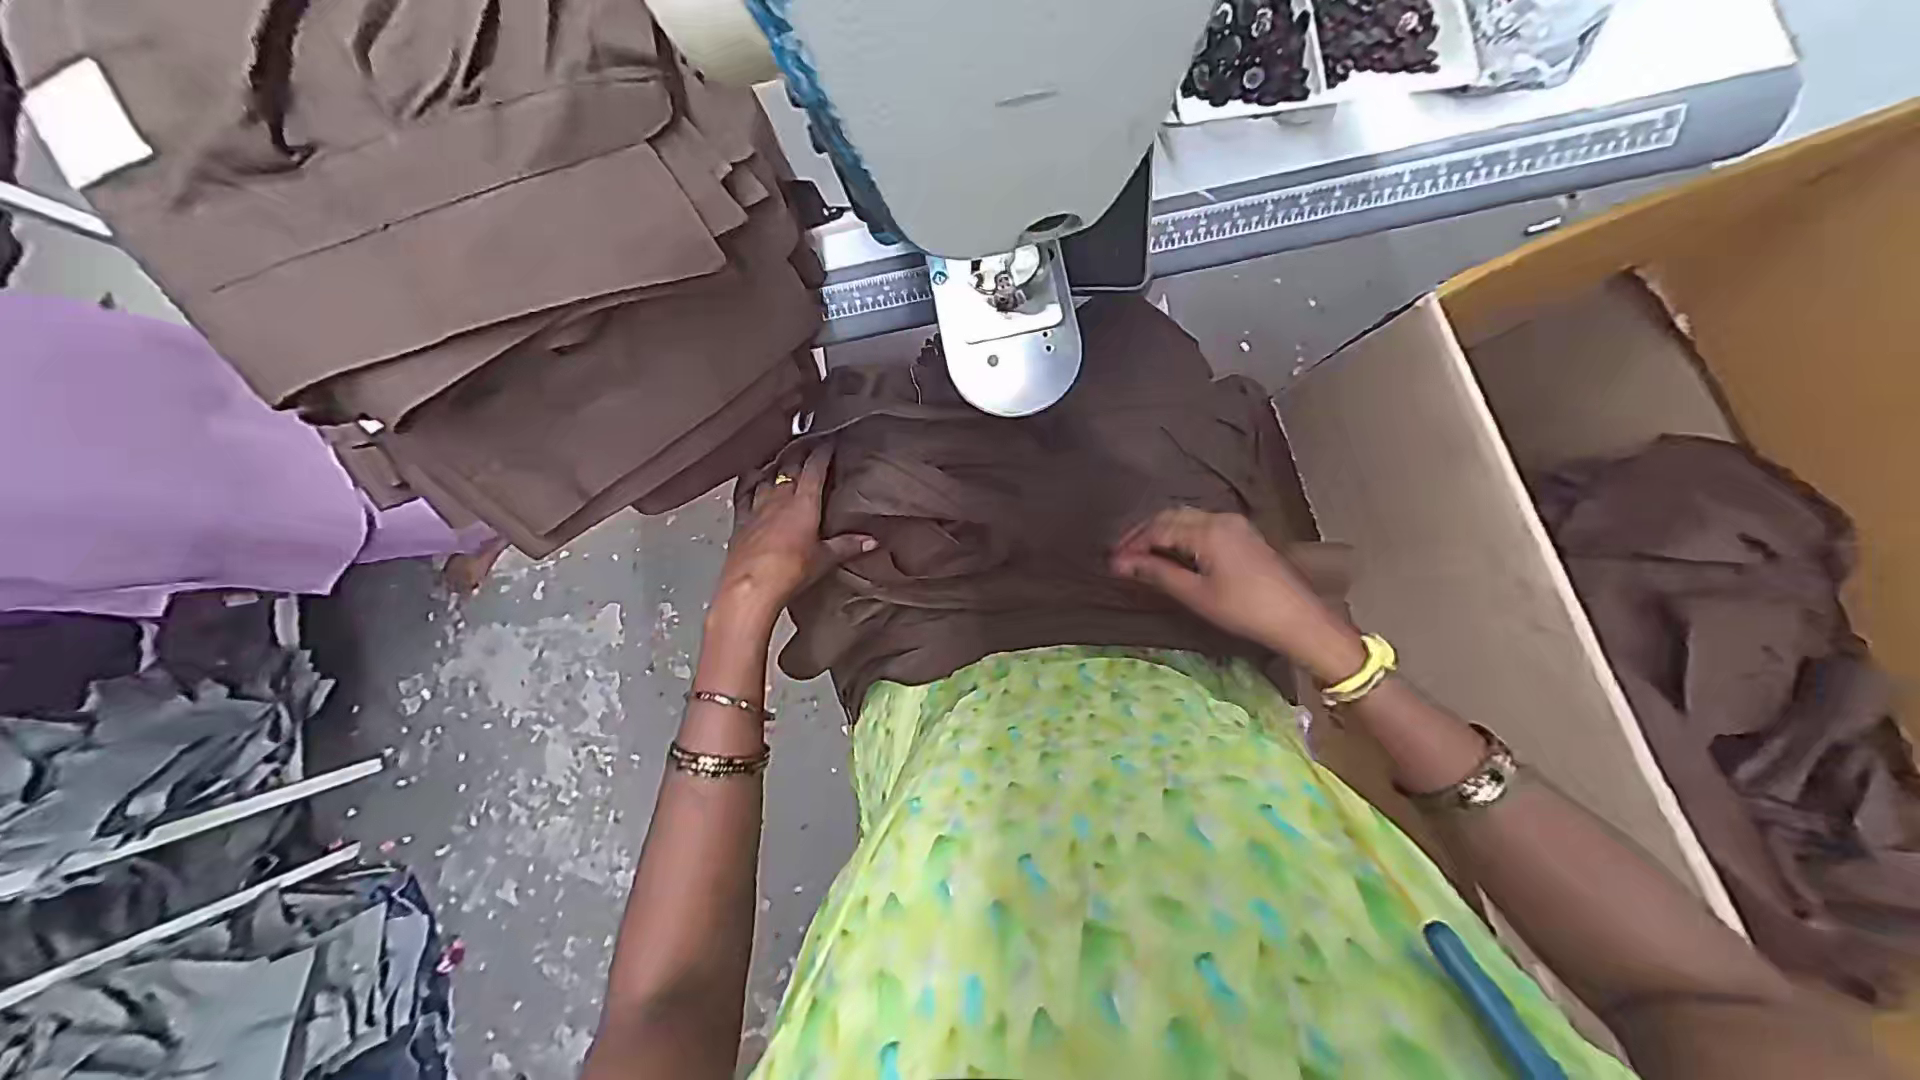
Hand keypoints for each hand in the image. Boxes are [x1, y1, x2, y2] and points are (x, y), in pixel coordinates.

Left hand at [714, 445, 875, 627]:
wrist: (751, 587)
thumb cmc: (791, 571)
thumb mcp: (825, 559)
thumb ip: (847, 545)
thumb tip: (873, 541)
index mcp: (804, 503)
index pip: (815, 468)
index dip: (823, 453)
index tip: (829, 443)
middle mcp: (779, 498)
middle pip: (790, 466)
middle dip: (801, 453)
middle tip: (808, 445)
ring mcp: (756, 508)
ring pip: (767, 476)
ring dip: (776, 465)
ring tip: (783, 458)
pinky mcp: (739, 521)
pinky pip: (743, 493)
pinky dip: (749, 481)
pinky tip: (750, 476)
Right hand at [1111, 507, 1364, 681]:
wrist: (1299, 620)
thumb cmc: (1245, 610)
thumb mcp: (1196, 594)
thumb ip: (1158, 574)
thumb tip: (1123, 564)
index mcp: (1208, 530)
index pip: (1158, 529)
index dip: (1132, 545)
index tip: (1112, 562)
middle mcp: (1220, 519)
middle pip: (1170, 517)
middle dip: (1143, 534)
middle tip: (1121, 555)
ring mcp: (1234, 525)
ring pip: (1186, 519)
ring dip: (1160, 533)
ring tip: (1141, 554)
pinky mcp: (1243, 535)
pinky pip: (1201, 525)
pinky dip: (1179, 535)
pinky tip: (1171, 553)